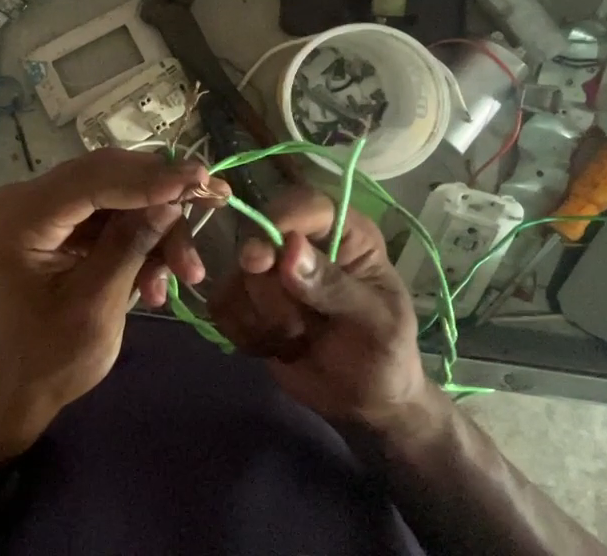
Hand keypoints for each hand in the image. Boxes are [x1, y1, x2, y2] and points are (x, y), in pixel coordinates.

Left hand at [0, 149, 211, 461]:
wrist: (19, 389)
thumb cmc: (51, 356)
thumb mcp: (96, 304)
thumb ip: (131, 245)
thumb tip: (171, 200)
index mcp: (21, 216)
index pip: (92, 181)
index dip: (149, 179)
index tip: (200, 179)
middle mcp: (26, 200)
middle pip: (105, 178)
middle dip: (161, 198)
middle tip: (215, 201)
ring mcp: (41, 211)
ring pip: (115, 198)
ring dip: (156, 230)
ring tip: (188, 274)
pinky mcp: (58, 227)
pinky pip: (108, 219)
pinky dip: (139, 243)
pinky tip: (157, 284)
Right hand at [208, 185, 432, 431]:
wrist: (363, 403)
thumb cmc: (385, 356)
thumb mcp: (377, 323)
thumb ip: (335, 286)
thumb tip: (289, 248)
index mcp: (345, 234)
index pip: (306, 204)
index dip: (280, 220)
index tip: (264, 259)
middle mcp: (301, 242)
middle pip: (258, 242)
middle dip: (273, 294)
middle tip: (298, 328)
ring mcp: (268, 270)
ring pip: (235, 277)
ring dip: (263, 320)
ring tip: (298, 341)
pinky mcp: (243, 298)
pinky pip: (221, 304)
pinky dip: (244, 332)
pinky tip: (273, 347)